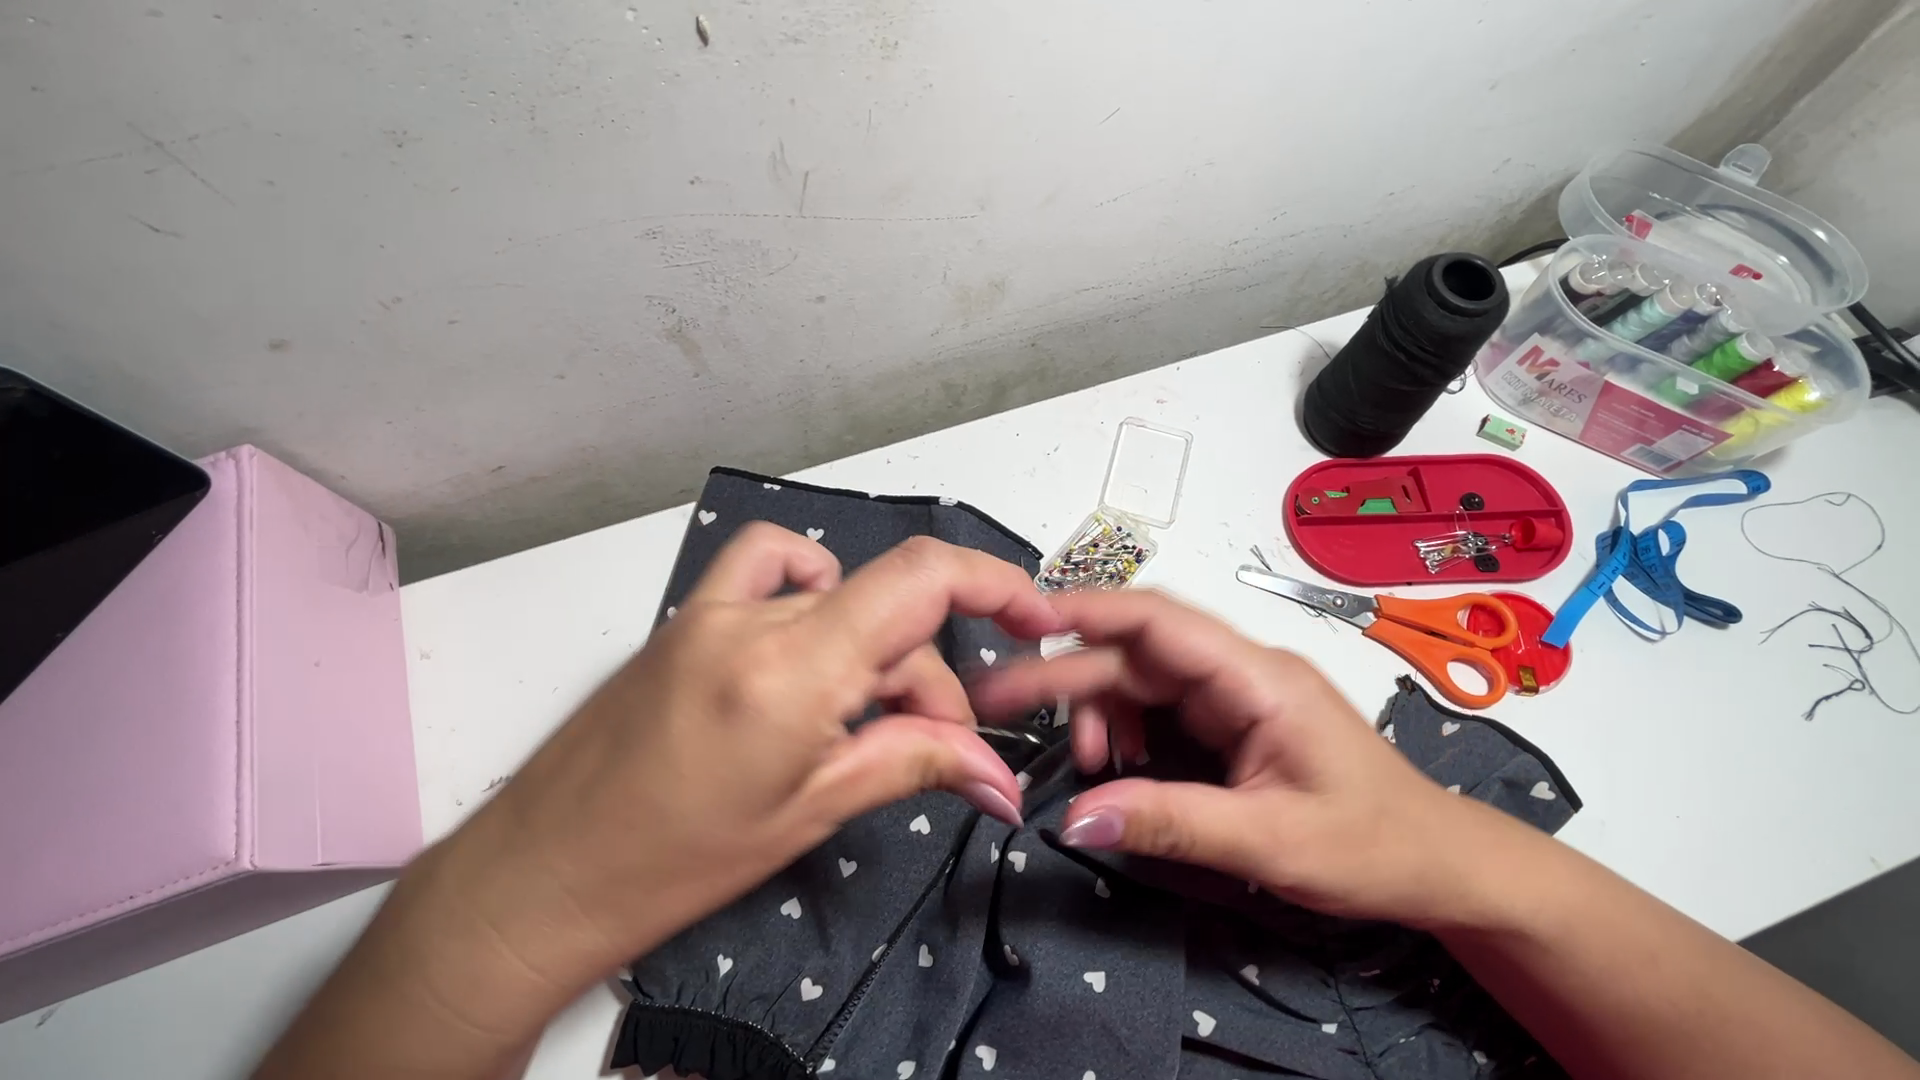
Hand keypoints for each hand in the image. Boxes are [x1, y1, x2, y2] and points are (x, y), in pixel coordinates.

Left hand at [256, 526, 1061, 1079]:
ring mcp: (715, 608)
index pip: (920, 579)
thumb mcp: (811, 812)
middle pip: (889, 606)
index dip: (995, 582)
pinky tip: (817, 648)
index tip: (1036, 619)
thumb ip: (913, 764)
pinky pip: (770, 567)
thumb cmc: (675, 860)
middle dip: (933, 673)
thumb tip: (1000, 775)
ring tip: (870, 716)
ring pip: (841, 594)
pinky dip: (814, 589)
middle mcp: (756, 617)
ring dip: (880, 646)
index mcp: (795, 668)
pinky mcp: (689, 616)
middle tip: (942, 745)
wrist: (543, 871)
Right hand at [971, 587, 1496, 925]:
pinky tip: (1119, 766)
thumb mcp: (1272, 842)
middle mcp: (1239, 672)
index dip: (1087, 610)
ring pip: (1139, 679)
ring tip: (1086, 762)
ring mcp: (1233, 694)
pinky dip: (1125, 732)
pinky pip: (1157, 710)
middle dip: (1067, 674)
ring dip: (1098, 711)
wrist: (1439, 865)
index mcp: (1258, 678)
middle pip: (1134, 653)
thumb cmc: (1374, 846)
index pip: (1159, 620)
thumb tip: (1074, 819)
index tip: (1023, 619)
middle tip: (1000, 703)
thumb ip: (1172, 824)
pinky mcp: (1228, 720)